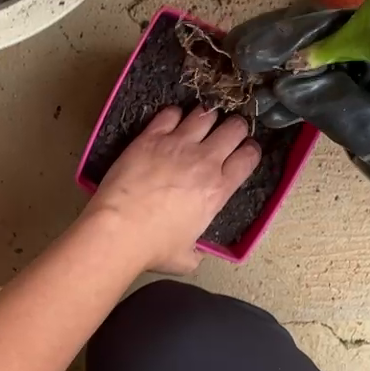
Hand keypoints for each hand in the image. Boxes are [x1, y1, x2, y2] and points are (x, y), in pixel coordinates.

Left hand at [83, 106, 260, 273]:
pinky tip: (170, 122)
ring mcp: (177, 145)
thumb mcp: (187, 257)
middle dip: (234, 127)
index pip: (249, 157)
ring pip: (205, 114)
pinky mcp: (150, 137)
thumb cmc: (153, 247)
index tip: (244, 152)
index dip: (250, 151)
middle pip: (234, 128)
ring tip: (202, 121)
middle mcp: (204, 161)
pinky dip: (173, 115)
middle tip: (226, 132)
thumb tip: (195, 253)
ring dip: (206, 116)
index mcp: (218, 189)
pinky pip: (170, 113)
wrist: (119, 230)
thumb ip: (197, 250)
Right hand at [229, 6, 369, 302]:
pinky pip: (313, 98)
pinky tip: (268, 115)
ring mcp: (361, 82)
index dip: (291, 34)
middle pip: (317, 43)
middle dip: (277, 53)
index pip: (335, 26)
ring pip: (310, 71)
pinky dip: (290, 105)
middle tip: (240, 63)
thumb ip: (333, 103)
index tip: (255, 51)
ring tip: (251, 99)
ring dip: (279, 83)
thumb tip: (281, 85)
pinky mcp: (351, 108)